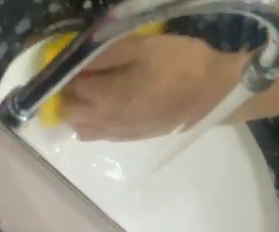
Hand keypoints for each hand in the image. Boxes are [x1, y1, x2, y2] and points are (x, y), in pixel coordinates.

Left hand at [58, 33, 247, 141]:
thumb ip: (107, 51)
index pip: (70, 85)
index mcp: (103, 96)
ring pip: (79, 127)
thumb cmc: (179, 63)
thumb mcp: (143, 46)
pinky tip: (106, 105)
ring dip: (78, 110)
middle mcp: (101, 120)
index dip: (71, 69)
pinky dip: (91, 121)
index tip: (79, 57)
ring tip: (93, 91)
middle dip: (69, 92)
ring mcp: (112, 133)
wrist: (210, 94)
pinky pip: (95, 134)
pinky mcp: (124, 138)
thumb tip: (80, 53)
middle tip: (84, 73)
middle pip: (68, 111)